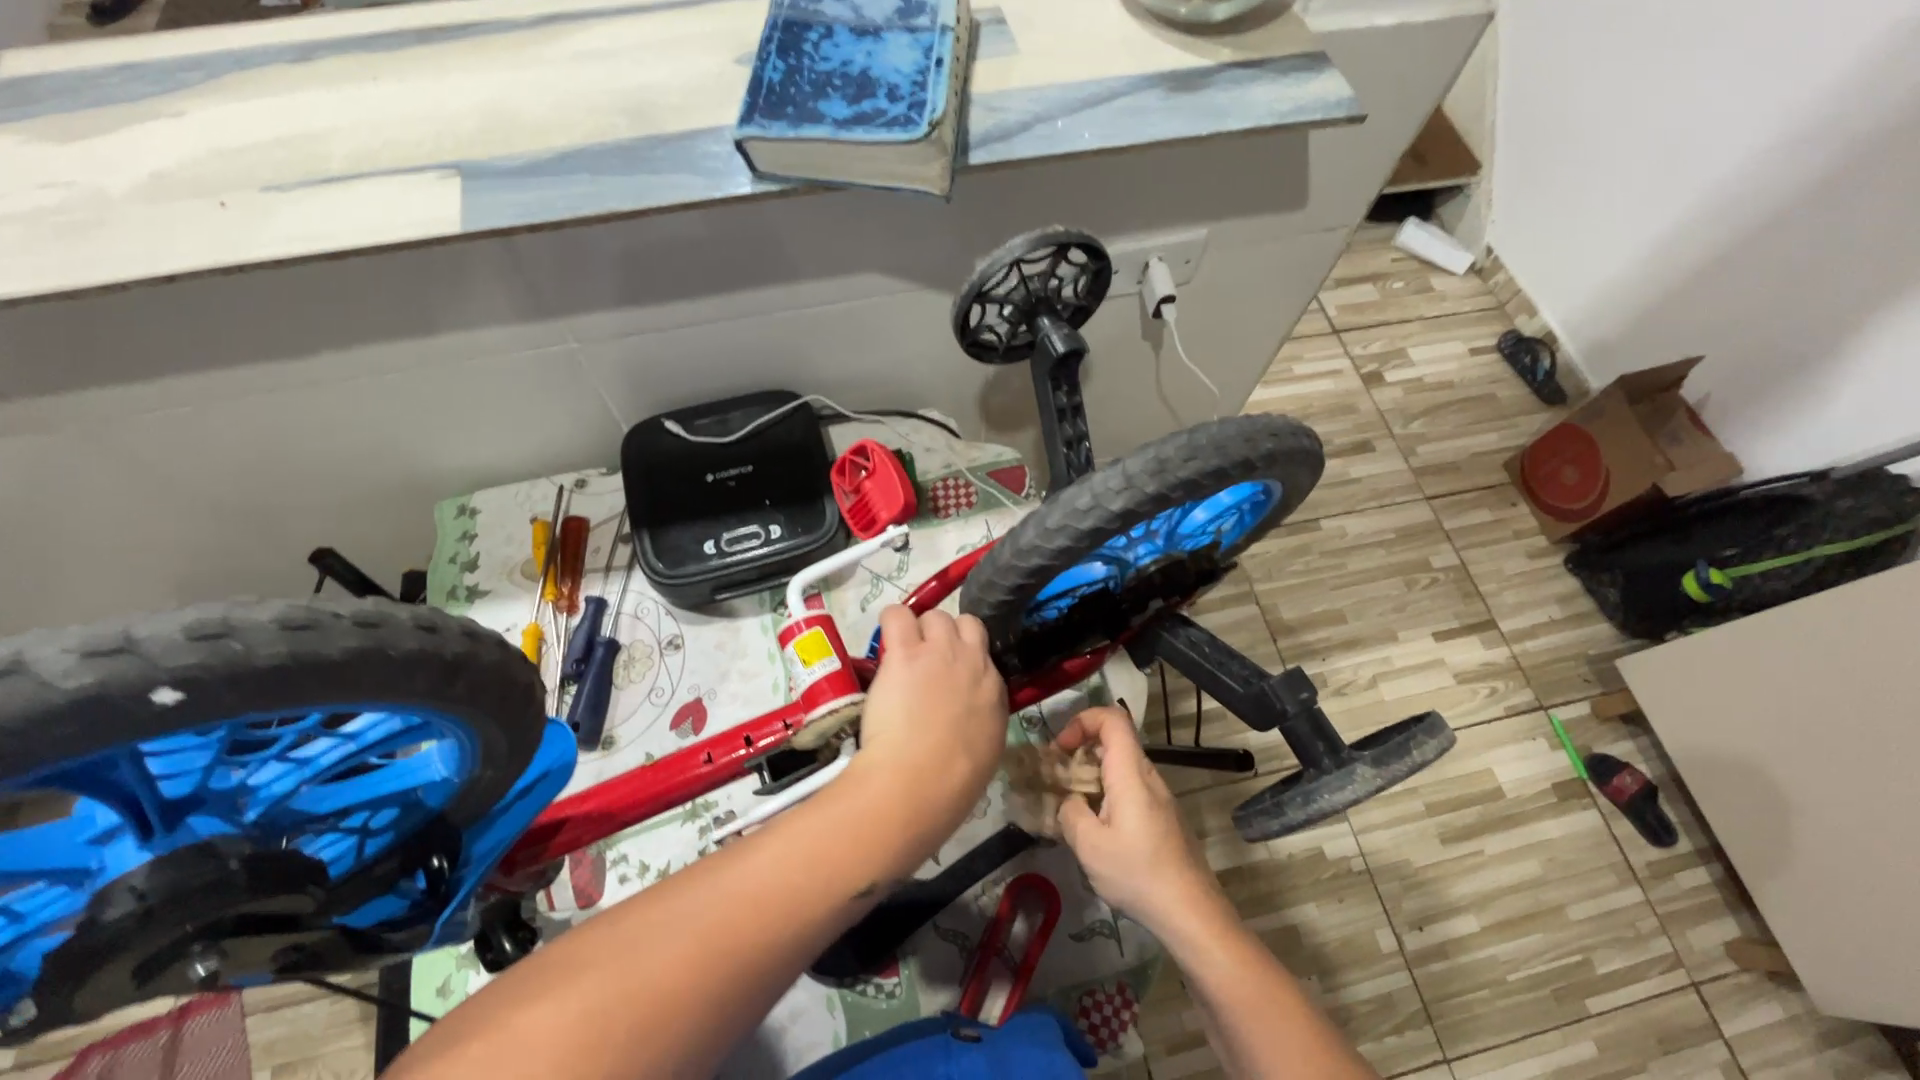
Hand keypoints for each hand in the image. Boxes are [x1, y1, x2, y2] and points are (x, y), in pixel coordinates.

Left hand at [849, 606, 1008, 850]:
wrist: (921, 779)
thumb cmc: (953, 782)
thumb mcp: (986, 749)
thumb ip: (981, 721)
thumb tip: (968, 718)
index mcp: (994, 689)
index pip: (983, 654)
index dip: (963, 660)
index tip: (947, 675)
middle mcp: (972, 661)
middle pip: (964, 624)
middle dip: (946, 636)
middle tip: (925, 660)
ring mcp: (939, 652)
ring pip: (934, 615)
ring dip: (918, 629)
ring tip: (901, 651)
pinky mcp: (905, 652)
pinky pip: (897, 615)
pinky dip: (890, 622)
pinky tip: (883, 639)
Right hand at [1056, 707, 1225, 931]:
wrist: (1190, 911)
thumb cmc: (1138, 874)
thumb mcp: (1089, 846)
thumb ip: (1070, 813)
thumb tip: (1070, 801)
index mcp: (1131, 774)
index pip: (1112, 718)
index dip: (1082, 721)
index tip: (1060, 749)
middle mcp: (1149, 777)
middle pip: (1114, 742)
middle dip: (1080, 752)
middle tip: (1057, 780)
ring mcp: (1159, 798)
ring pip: (1121, 768)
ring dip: (1092, 777)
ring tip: (1071, 807)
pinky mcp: (1163, 818)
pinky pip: (1130, 790)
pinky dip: (1107, 795)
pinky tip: (1096, 829)